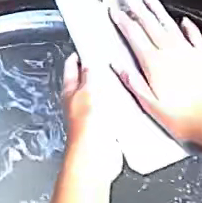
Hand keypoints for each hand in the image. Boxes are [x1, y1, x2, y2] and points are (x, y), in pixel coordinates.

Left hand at [60, 54, 121, 185]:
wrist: (96, 155)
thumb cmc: (87, 125)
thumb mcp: (88, 92)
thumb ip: (89, 77)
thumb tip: (88, 64)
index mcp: (70, 91)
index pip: (71, 68)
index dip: (77, 56)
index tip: (86, 47)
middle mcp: (79, 102)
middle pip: (85, 81)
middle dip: (96, 71)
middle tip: (109, 59)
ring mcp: (92, 114)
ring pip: (100, 96)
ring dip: (110, 88)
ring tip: (124, 76)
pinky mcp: (105, 126)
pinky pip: (113, 111)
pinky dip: (120, 104)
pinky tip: (131, 100)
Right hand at [109, 0, 201, 145]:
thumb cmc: (185, 118)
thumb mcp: (151, 105)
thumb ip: (134, 82)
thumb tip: (118, 67)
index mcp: (154, 63)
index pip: (134, 35)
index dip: (122, 21)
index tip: (115, 11)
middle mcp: (171, 53)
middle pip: (149, 24)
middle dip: (136, 8)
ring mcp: (188, 52)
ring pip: (168, 24)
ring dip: (157, 10)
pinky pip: (194, 35)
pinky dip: (187, 26)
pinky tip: (184, 21)